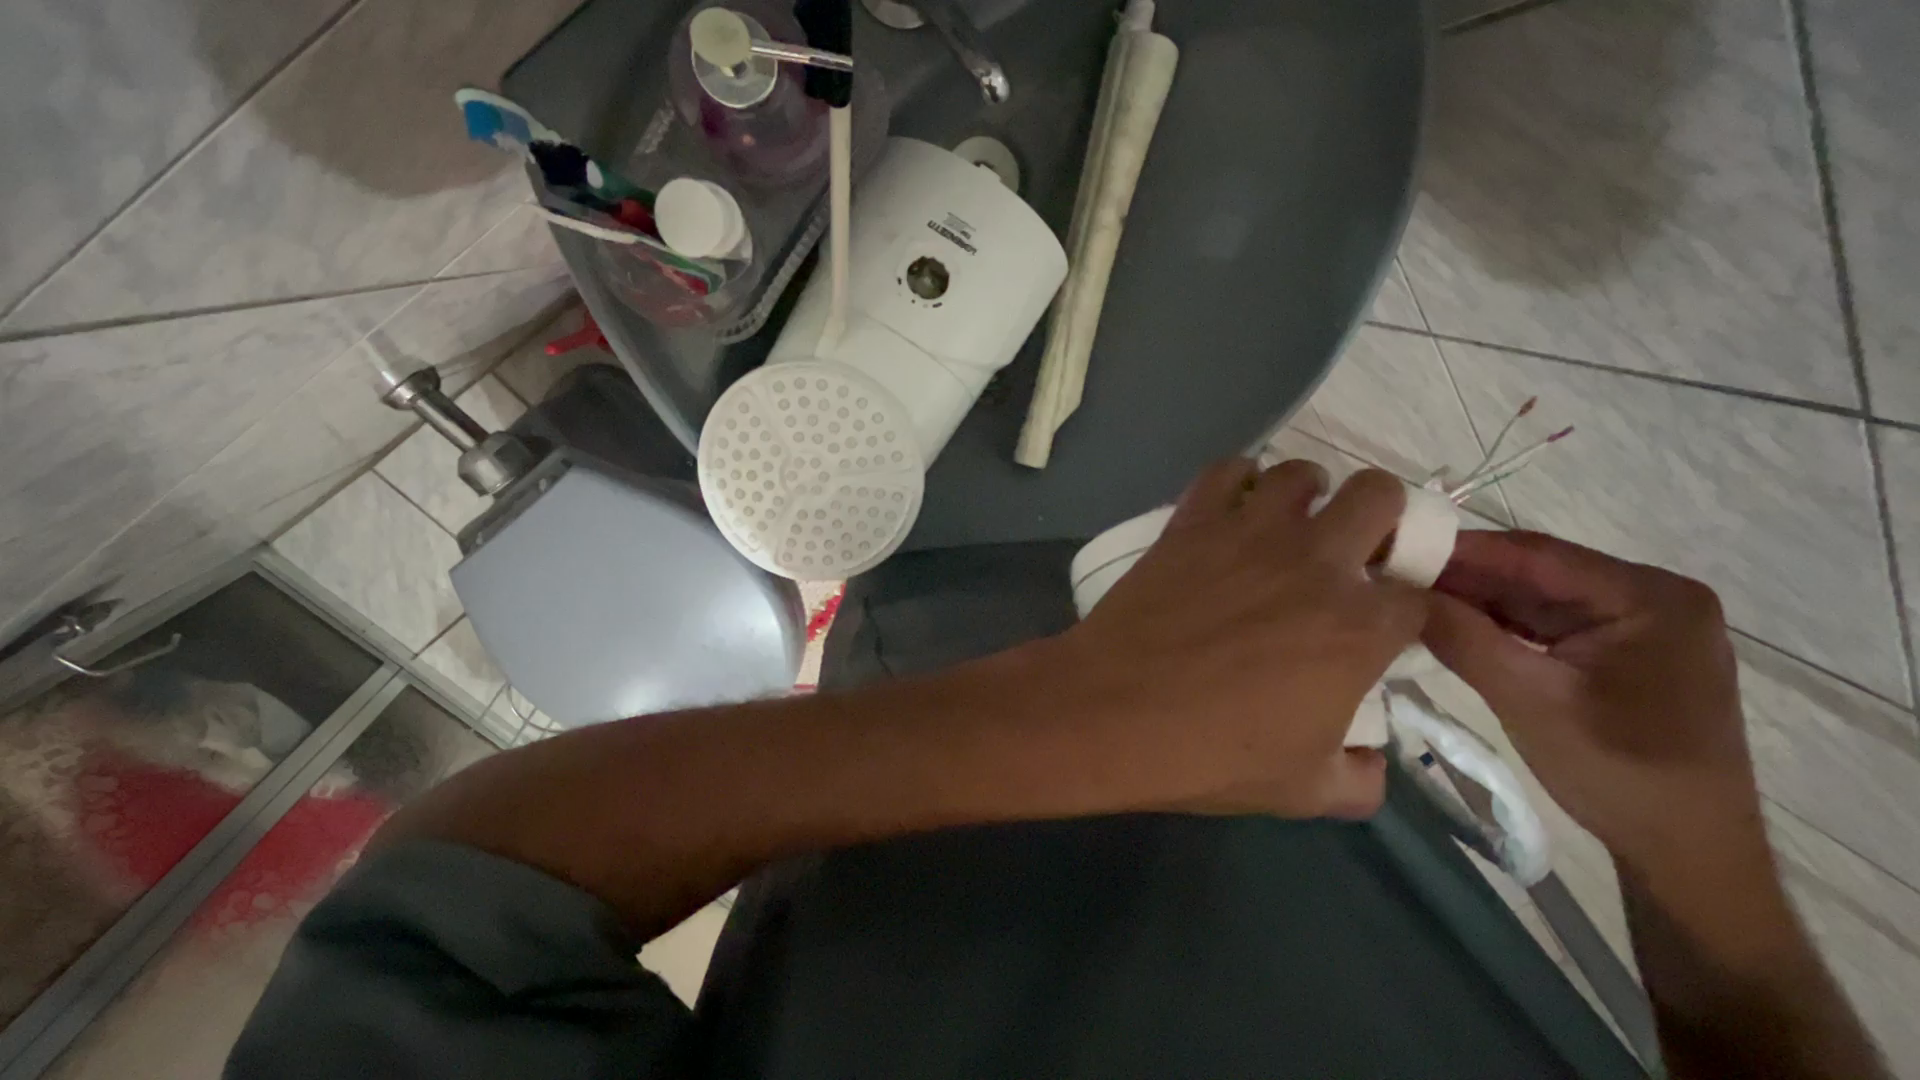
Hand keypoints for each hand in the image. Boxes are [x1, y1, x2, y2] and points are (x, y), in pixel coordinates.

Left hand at [1059, 458, 1424, 819]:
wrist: (1111, 714)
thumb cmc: (1211, 756)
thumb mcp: (1305, 792)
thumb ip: (1359, 779)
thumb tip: (1371, 761)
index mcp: (1358, 628)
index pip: (1419, 597)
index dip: (1411, 609)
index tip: (1390, 625)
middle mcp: (1317, 563)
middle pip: (1379, 497)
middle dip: (1381, 519)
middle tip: (1354, 554)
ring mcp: (1251, 533)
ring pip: (1302, 471)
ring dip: (1309, 493)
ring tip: (1293, 525)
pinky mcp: (1193, 521)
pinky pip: (1227, 471)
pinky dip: (1238, 481)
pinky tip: (1234, 508)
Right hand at [1423, 530, 1763, 874]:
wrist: (1688, 853)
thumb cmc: (1619, 773)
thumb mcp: (1529, 700)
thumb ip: (1463, 638)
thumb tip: (1397, 593)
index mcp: (1649, 597)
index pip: (1536, 555)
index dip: (1460, 550)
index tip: (1394, 548)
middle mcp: (1652, 597)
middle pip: (1538, 573)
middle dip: (1463, 577)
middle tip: (1390, 576)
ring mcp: (1640, 626)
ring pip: (1539, 598)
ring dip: (1477, 601)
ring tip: (1407, 597)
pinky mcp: (1624, 653)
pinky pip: (1550, 625)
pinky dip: (1501, 626)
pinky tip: (1451, 624)